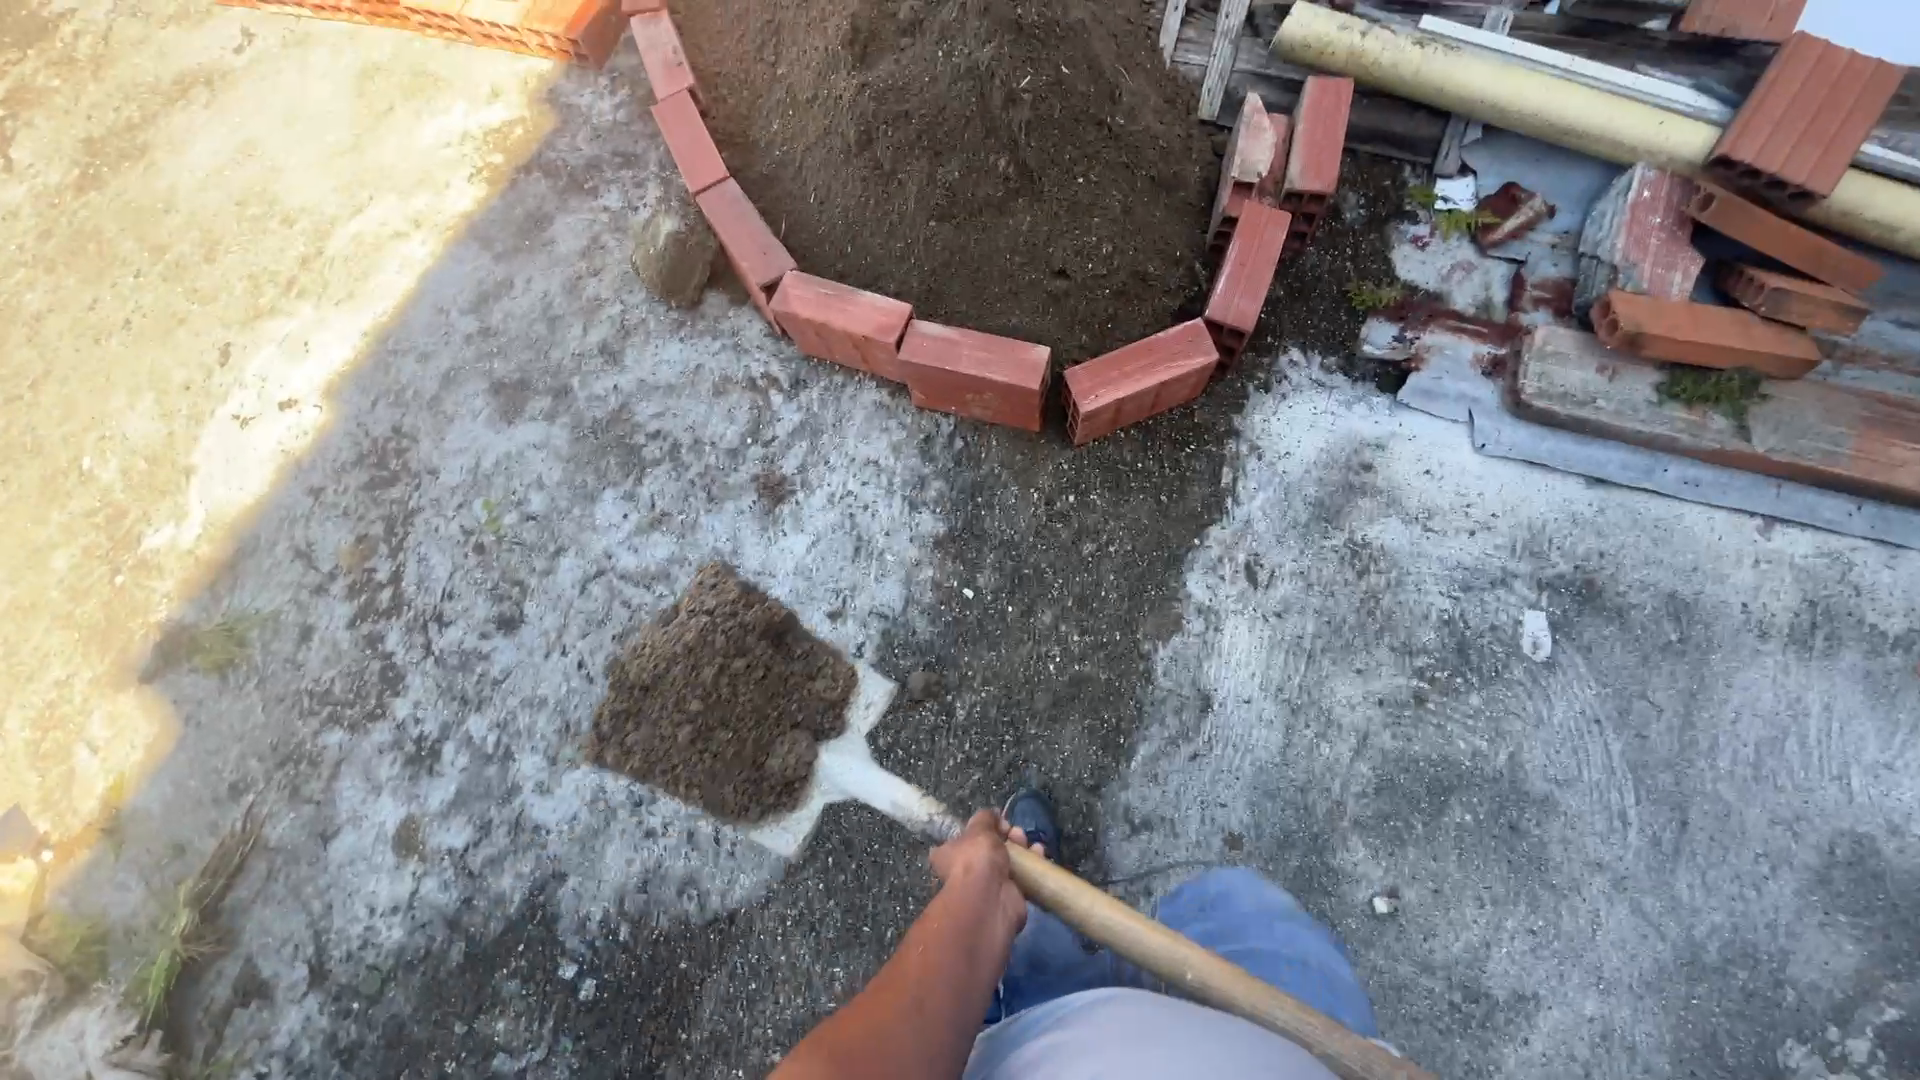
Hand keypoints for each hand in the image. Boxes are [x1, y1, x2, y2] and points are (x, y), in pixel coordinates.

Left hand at [929, 810, 1039, 934]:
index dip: (982, 828)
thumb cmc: (976, 858)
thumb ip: (985, 818)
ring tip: (1027, 841)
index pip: (964, 837)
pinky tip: (1039, 852)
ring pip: (1008, 860)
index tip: (996, 821)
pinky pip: (1022, 875)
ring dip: (1020, 848)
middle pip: (990, 847)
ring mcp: (988, 884)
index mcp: (949, 854)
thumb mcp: (979, 828)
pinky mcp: (1009, 894)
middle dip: (1006, 836)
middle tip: (1014, 832)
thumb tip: (993, 814)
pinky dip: (1032, 863)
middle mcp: (967, 870)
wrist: (990, 898)